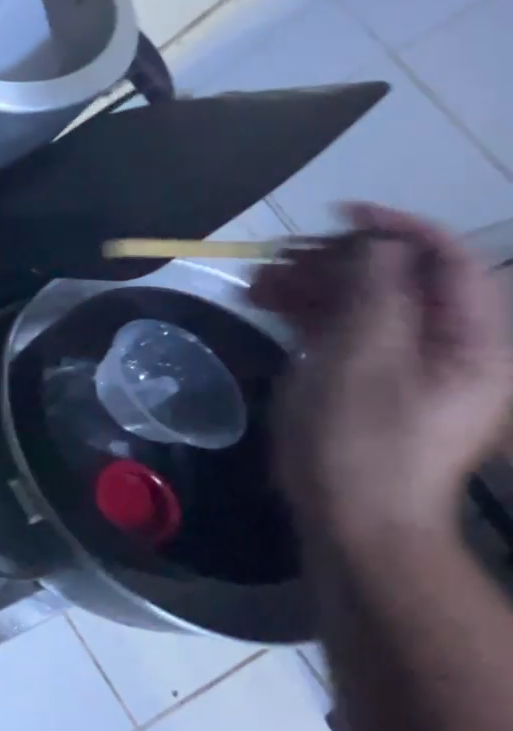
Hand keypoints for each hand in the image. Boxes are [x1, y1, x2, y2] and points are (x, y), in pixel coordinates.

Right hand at [249, 204, 512, 540]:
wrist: (354, 517)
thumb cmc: (363, 439)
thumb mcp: (365, 360)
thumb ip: (375, 294)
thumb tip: (376, 243)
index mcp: (474, 342)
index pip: (450, 261)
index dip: (398, 228)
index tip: (337, 214)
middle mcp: (451, 345)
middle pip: (402, 278)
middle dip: (339, 258)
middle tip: (278, 255)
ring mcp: (408, 363)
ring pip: (365, 300)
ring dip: (312, 282)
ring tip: (256, 280)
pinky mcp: (369, 378)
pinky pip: (345, 327)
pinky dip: (306, 309)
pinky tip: (262, 302)